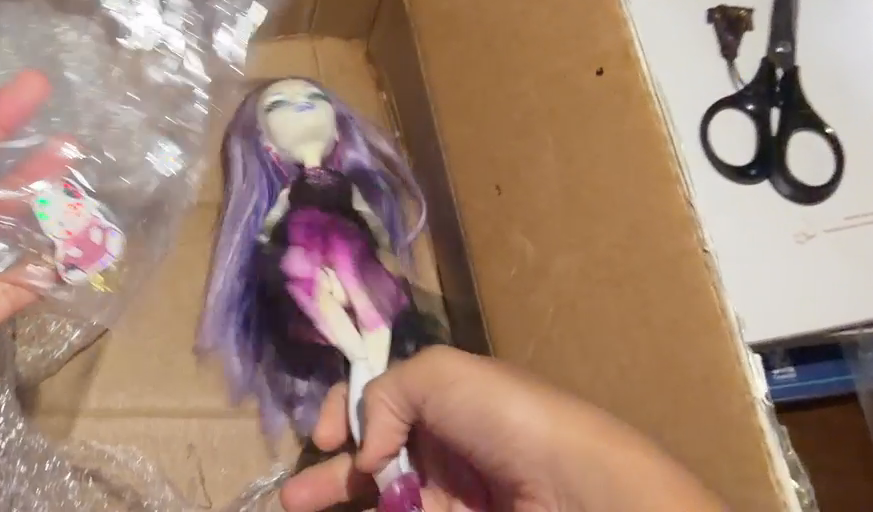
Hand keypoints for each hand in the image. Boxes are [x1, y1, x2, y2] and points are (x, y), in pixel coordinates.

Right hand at [283, 347, 725, 511]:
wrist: (580, 492)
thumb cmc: (504, 416)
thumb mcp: (434, 374)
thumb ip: (382, 396)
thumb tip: (366, 451)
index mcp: (436, 400)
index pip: (373, 402)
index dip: (341, 414)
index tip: (320, 439)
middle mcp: (440, 448)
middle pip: (370, 459)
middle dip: (329, 476)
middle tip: (292, 497)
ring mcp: (453, 498)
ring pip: (387, 497)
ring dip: (342, 498)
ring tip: (297, 508)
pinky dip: (383, 510)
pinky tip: (351, 509)